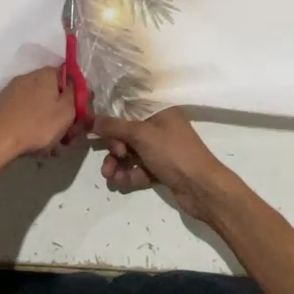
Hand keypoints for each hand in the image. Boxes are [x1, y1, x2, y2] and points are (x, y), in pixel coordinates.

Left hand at [0, 66, 77, 171]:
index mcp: (46, 74)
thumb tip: (83, 86)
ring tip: (51, 144)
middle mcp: (29, 76)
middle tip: (67, 135)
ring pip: (40, 105)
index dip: (79, 97)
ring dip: (49, 122)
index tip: (80, 116)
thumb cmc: (35, 126)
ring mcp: (13, 90)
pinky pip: (26, 113)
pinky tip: (33, 143)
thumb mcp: (66, 112)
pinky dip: (32, 125)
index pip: (70, 77)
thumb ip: (78, 96)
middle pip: (55, 92)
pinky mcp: (2, 105)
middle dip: (64, 113)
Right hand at [95, 109, 244, 224]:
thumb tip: (91, 119)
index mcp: (159, 110)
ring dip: (118, 163)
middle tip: (116, 156)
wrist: (202, 188)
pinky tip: (125, 183)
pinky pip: (138, 168)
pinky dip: (130, 175)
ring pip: (131, 153)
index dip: (110, 114)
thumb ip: (114, 126)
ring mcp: (161, 149)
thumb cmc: (173, 153)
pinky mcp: (161, 169)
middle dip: (115, 146)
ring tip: (110, 176)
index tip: (92, 124)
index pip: (128, 105)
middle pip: (126, 132)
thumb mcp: (141, 135)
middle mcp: (159, 127)